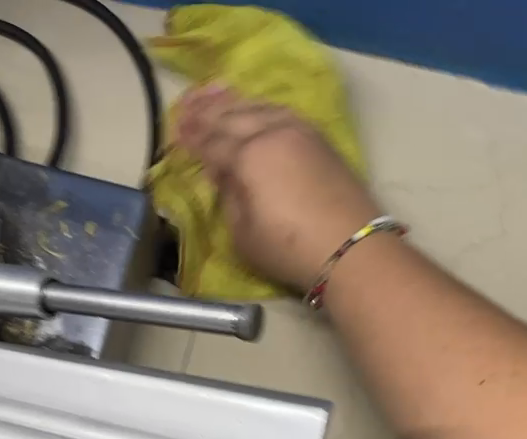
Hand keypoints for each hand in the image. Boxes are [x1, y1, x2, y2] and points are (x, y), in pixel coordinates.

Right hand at [172, 84, 381, 289]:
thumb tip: (222, 173)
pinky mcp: (319, 138)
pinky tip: (255, 111)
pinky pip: (281, 112)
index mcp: (248, 157)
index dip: (192, 139)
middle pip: (233, 117)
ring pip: (259, 108)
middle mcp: (271, 133)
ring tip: (215, 99)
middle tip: (188, 108)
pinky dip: (261, 108)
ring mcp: (299, 131)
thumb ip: (228, 197)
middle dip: (207, 114)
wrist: (350, 247)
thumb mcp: (243, 234)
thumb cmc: (289, 249)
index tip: (176, 131)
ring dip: (234, 104)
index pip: (212, 142)